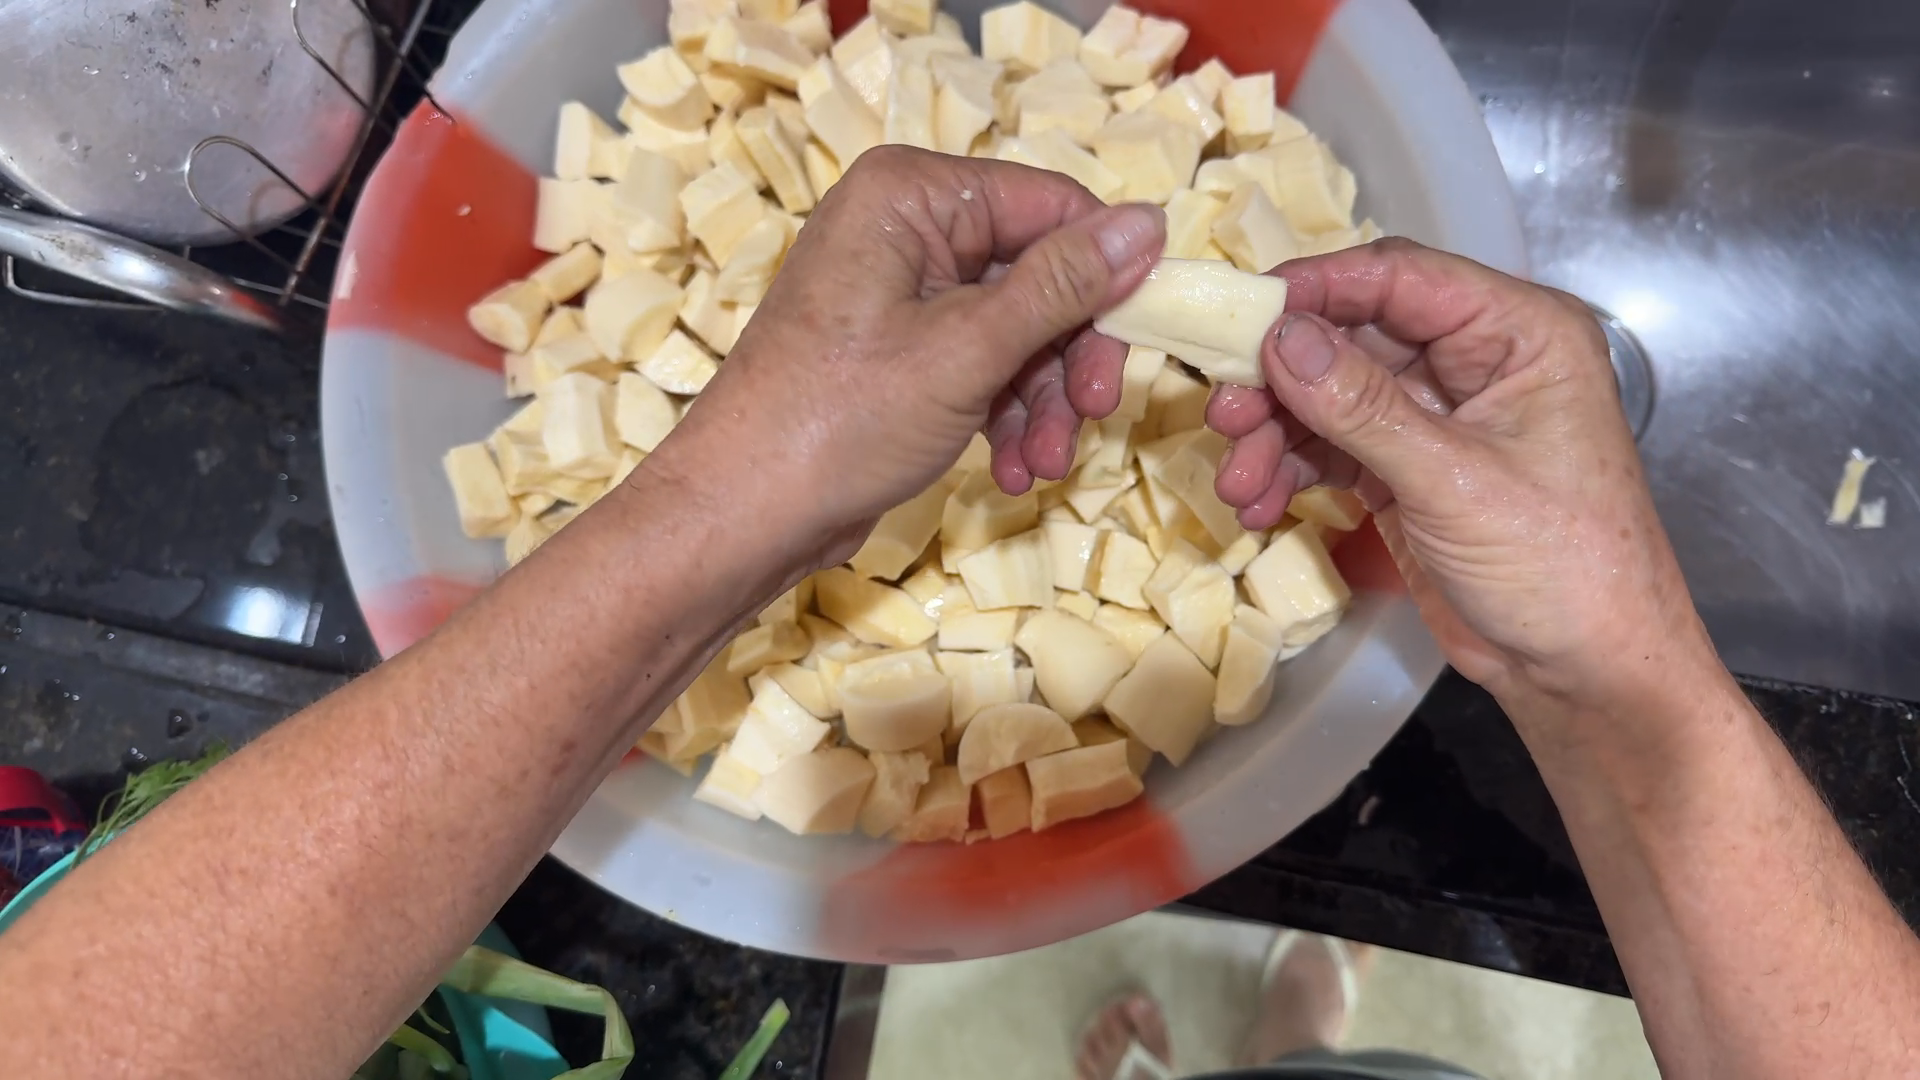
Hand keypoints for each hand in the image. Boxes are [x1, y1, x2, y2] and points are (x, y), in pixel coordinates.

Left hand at [669, 147, 1164, 563]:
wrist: (750, 511)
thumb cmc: (845, 419)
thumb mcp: (965, 349)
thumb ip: (1060, 287)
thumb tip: (1148, 225)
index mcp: (912, 197)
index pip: (1047, 207)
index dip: (1105, 271)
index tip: (1144, 336)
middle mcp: (907, 234)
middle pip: (1034, 278)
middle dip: (1068, 358)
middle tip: (1093, 415)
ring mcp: (902, 300)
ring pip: (1013, 336)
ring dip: (1040, 404)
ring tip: (1042, 465)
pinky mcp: (902, 357)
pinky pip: (979, 371)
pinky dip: (1005, 418)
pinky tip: (1012, 471)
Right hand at [1207, 239, 1706, 701]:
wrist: (1574, 668)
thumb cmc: (1556, 565)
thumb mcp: (1452, 480)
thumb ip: (1362, 406)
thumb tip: (1280, 338)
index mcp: (1511, 336)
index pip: (1398, 279)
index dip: (1315, 288)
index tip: (1241, 314)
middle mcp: (1463, 364)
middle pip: (1344, 343)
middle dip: (1277, 384)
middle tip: (1225, 417)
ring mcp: (1424, 419)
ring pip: (1321, 401)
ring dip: (1271, 441)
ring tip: (1238, 487)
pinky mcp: (1393, 468)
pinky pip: (1322, 452)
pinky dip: (1285, 476)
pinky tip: (1260, 509)